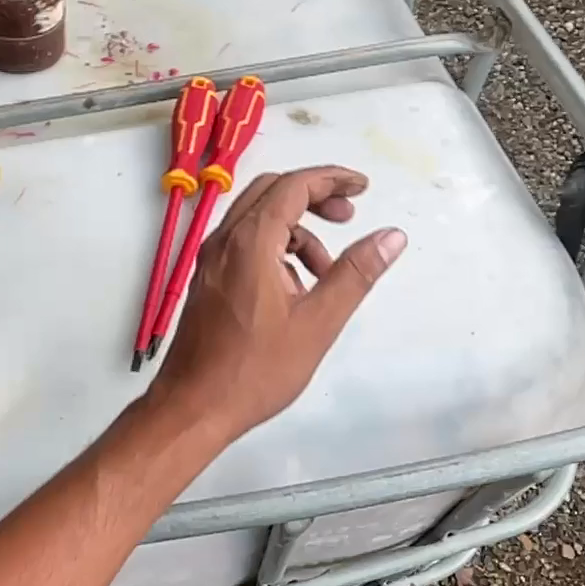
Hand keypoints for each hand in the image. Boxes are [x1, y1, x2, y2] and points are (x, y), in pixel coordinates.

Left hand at [150, 166, 406, 444]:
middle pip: (271, 193)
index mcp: (250, 242)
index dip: (331, 179)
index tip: (362, 188)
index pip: (293, 186)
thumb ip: (355, 274)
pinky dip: (275, 251)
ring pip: (256, 221)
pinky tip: (295, 291)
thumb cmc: (255, 370)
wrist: (193, 407)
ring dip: (296, 231)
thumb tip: (391, 236)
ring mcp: (210, 262)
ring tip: (327, 272)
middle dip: (313, 197)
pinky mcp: (207, 282)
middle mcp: (224, 242)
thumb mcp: (318, 323)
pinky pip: (244, 246)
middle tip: (348, 217)